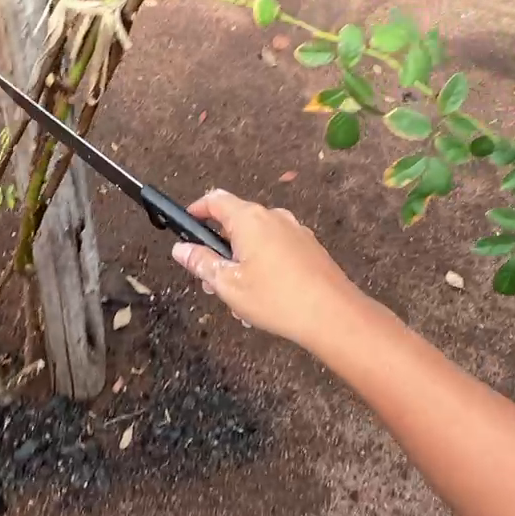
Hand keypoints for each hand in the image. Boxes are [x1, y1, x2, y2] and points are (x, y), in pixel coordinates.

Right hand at [170, 189, 369, 352]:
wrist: (333, 315)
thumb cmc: (278, 299)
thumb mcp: (228, 284)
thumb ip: (201, 263)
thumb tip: (181, 249)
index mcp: (250, 219)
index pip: (215, 200)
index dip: (197, 209)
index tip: (186, 223)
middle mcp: (273, 217)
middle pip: (236, 222)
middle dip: (219, 248)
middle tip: (210, 280)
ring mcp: (295, 231)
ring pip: (257, 240)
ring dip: (241, 262)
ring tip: (238, 297)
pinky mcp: (309, 248)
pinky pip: (277, 249)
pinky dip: (263, 266)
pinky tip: (263, 297)